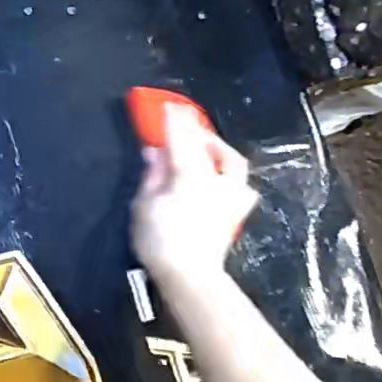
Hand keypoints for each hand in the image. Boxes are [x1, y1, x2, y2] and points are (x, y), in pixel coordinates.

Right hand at [130, 103, 258, 286]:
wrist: (189, 276)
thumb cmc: (160, 240)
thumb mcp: (144, 205)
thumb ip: (152, 175)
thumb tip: (154, 152)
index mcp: (191, 175)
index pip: (181, 139)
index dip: (173, 121)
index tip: (168, 105)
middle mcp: (217, 180)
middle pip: (210, 147)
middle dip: (198, 133)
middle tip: (186, 124)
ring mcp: (231, 197)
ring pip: (231, 163)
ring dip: (218, 150)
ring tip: (205, 146)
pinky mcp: (235, 212)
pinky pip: (236, 183)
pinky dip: (226, 173)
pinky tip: (218, 177)